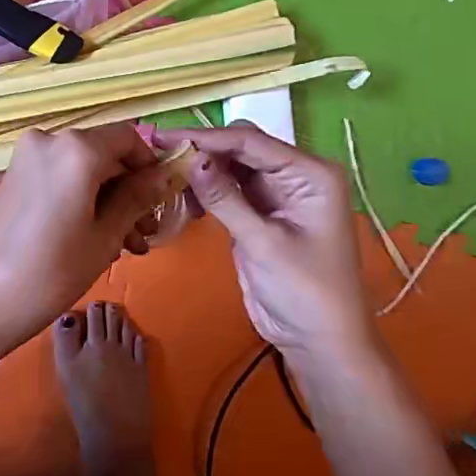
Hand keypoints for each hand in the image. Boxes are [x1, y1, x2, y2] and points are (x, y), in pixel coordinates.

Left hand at [0, 124, 172, 368]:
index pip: (128, 138)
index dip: (149, 165)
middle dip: (129, 191)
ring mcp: (26, 158)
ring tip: (127, 247)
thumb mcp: (106, 235)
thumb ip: (137, 198)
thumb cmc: (52, 270)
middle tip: (145, 233)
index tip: (159, 199)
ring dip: (108, 201)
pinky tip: (96, 240)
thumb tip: (165, 174)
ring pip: (82, 170)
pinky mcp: (13, 178)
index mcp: (76, 149)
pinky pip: (59, 179)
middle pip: (104, 154)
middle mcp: (49, 141)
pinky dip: (81, 200)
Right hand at [154, 123, 368, 354]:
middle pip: (241, 148)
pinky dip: (205, 189)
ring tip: (163, 173)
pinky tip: (182, 196)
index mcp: (310, 174)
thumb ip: (225, 197)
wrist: (318, 340)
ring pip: (231, 166)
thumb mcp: (263, 243)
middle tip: (157, 151)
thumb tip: (189, 158)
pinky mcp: (259, 213)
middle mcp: (295, 175)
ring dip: (200, 169)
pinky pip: (228, 189)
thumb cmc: (304, 291)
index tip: (163, 135)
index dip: (205, 137)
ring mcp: (277, 194)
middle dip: (201, 149)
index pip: (251, 142)